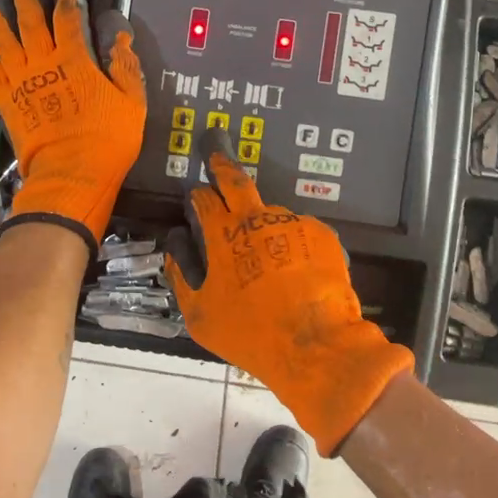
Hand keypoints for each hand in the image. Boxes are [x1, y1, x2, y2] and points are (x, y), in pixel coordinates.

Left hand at [0, 0, 145, 252]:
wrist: (71, 177)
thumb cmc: (107, 140)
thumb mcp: (131, 101)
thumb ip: (123, 63)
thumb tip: (117, 30)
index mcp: (75, 59)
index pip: (69, 13)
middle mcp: (43, 61)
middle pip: (30, 16)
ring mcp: (20, 79)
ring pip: (5, 35)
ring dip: (2, 12)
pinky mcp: (6, 98)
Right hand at [166, 133, 413, 454]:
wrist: (316, 346)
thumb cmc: (250, 332)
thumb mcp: (200, 315)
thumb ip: (181, 276)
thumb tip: (174, 248)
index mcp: (223, 234)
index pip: (204, 199)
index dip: (198, 196)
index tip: (196, 195)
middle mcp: (257, 218)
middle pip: (236, 180)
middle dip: (222, 162)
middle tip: (215, 151)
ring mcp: (293, 222)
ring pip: (271, 212)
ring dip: (263, 223)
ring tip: (268, 258)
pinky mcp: (323, 235)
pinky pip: (300, 232)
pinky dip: (293, 244)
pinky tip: (295, 271)